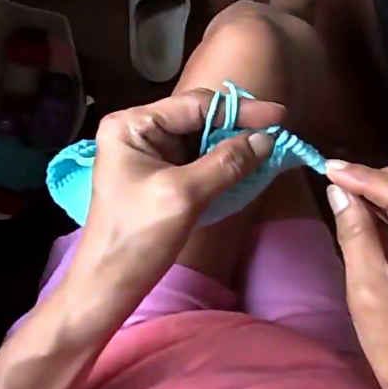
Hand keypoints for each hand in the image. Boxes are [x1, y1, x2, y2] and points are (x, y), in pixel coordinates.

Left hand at [59, 89, 284, 321]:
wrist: (108, 284)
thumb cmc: (137, 237)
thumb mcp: (184, 196)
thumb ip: (225, 163)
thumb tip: (265, 140)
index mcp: (131, 125)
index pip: (193, 105)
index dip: (238, 109)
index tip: (279, 116)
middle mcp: (137, 130)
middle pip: (196, 117)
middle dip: (236, 126)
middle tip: (277, 132)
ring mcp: (147, 152)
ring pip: (199, 138)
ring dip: (231, 144)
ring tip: (267, 146)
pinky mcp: (157, 174)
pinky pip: (195, 158)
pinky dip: (221, 161)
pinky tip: (245, 163)